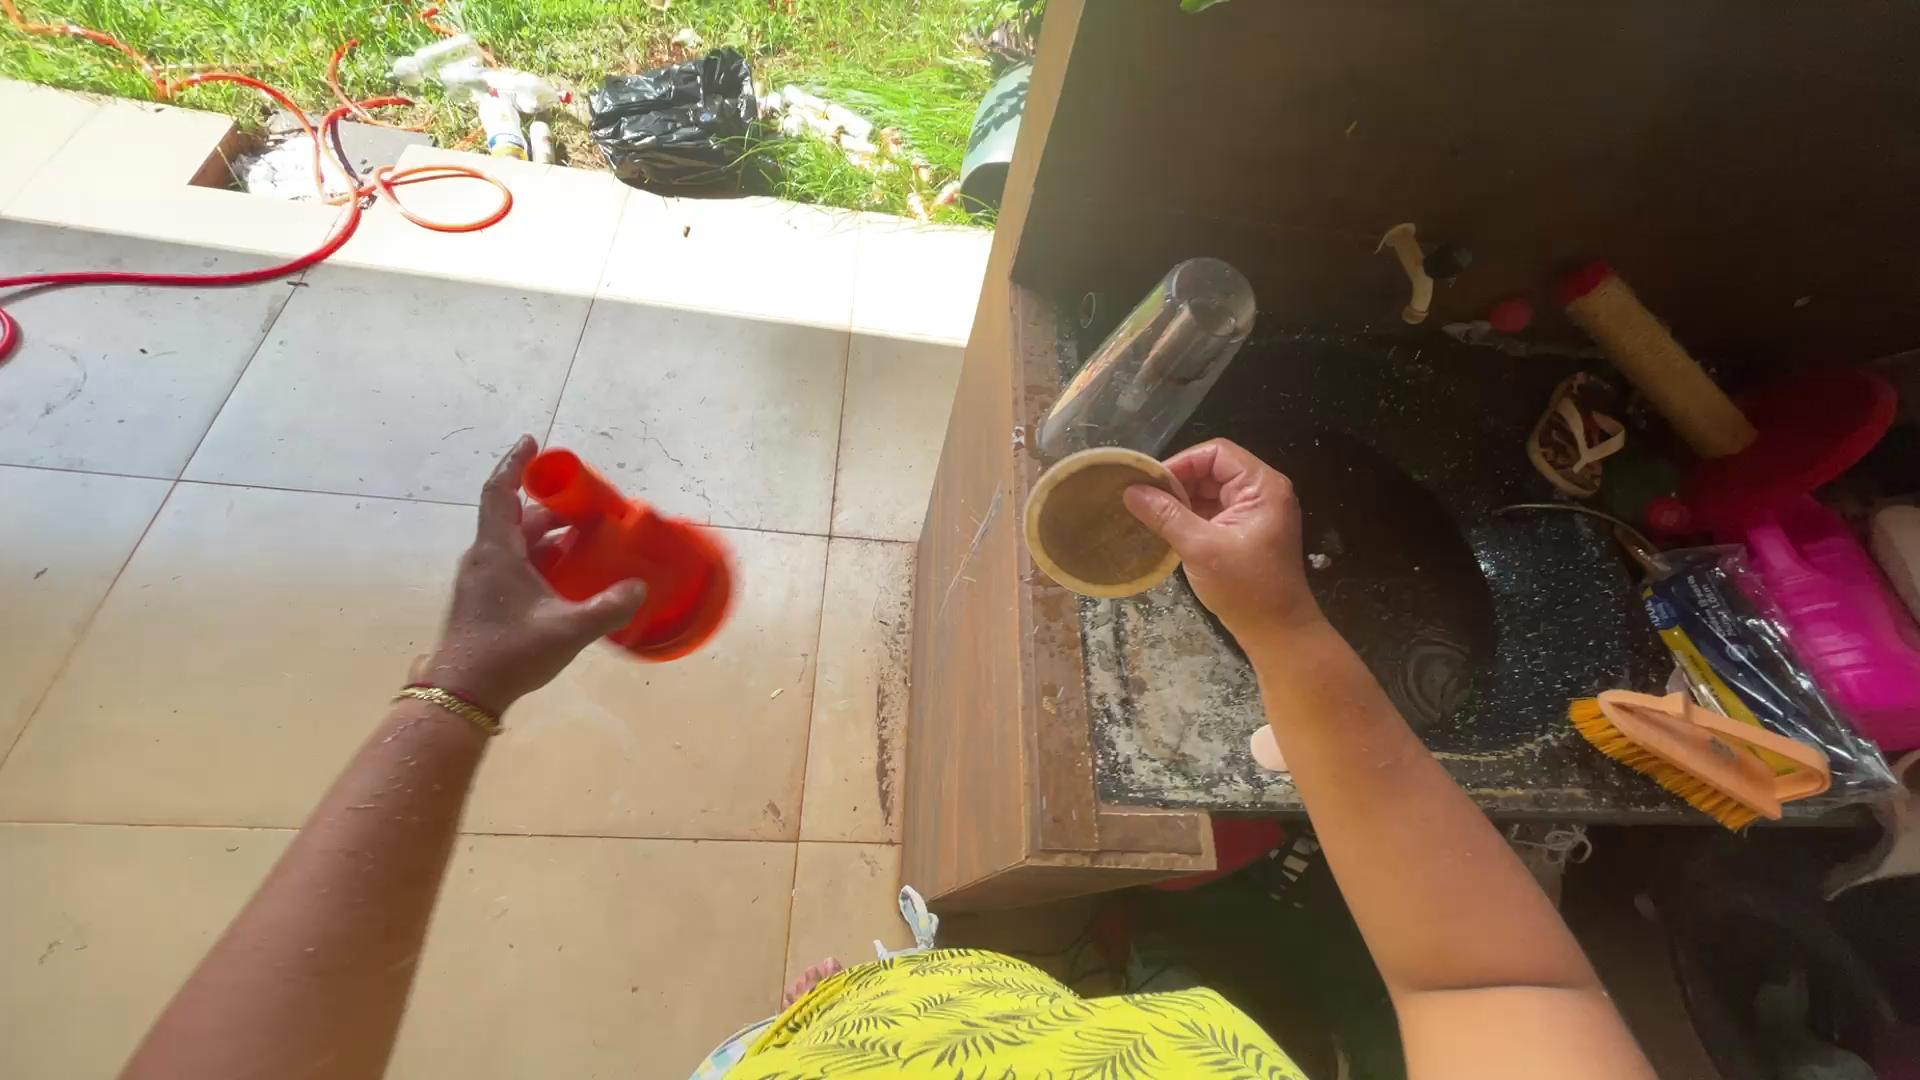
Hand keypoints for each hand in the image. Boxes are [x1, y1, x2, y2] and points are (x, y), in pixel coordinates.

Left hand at [419, 436, 646, 713]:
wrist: (463, 694)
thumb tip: (640, 587)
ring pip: (519, 541)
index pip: (500, 493)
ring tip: (589, 537)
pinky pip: (518, 562)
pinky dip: (545, 556)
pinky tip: (572, 571)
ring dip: (552, 534)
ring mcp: (484, 579)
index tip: (532, 442)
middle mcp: (486, 558)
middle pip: (518, 517)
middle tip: (590, 506)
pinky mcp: (487, 598)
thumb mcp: (569, 629)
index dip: (515, 464)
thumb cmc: (509, 652)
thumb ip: (609, 607)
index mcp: (498, 553)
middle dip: (554, 506)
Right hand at [1123, 438, 1322, 644]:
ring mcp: (1252, 512)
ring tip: (1149, 512)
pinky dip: (1187, 516)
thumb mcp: (1200, 548)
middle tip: (1144, 499)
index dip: (1181, 462)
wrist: (1277, 632)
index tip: (1150, 483)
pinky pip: (1210, 511)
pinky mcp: (1242, 531)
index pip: (1217, 453)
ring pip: (1208, 490)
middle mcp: (1260, 492)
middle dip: (1178, 482)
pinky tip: (1164, 527)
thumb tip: (1131, 491)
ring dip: (1180, 500)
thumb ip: (1165, 515)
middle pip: (1212, 469)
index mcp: (1262, 487)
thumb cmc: (1245, 588)